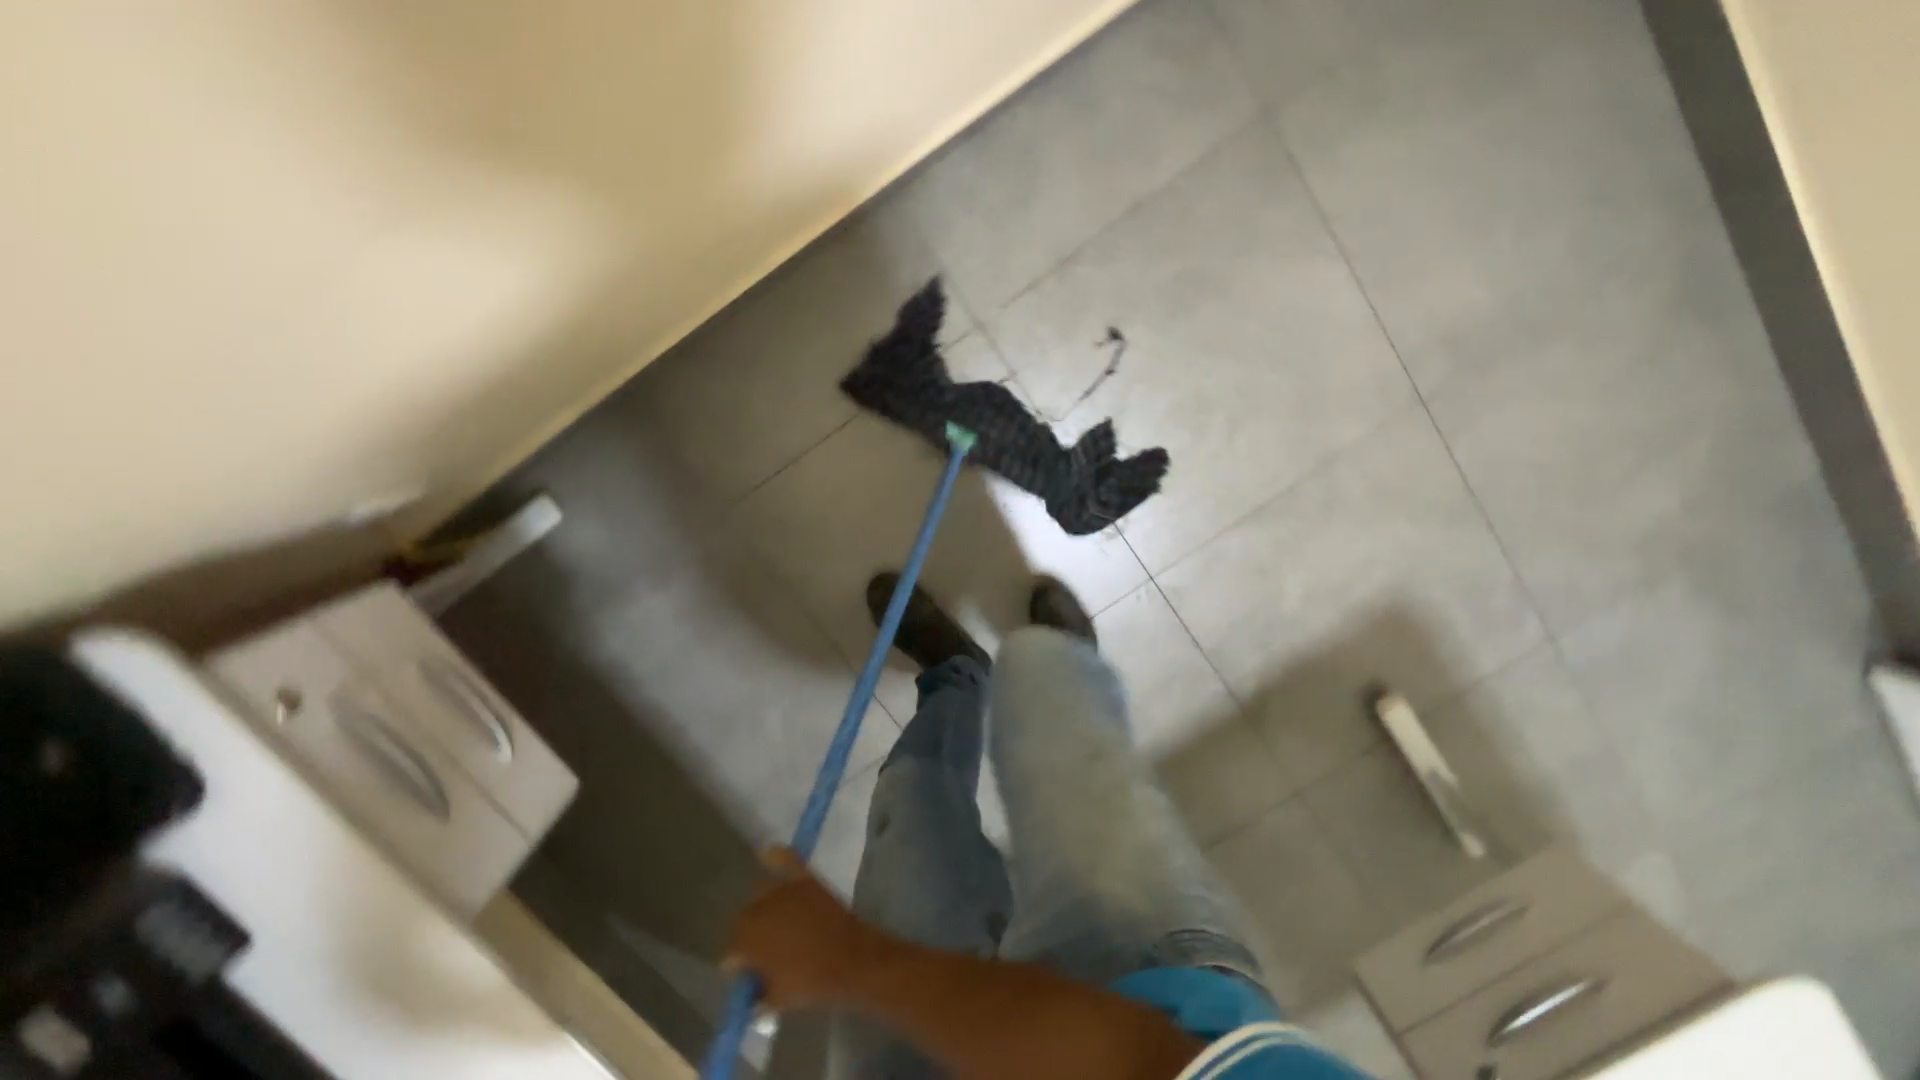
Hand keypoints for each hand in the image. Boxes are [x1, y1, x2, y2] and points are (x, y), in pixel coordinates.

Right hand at [725, 848, 894, 1009]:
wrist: (854, 961)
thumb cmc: (814, 983)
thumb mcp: (778, 999)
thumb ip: (756, 996)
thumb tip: (750, 994)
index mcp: (747, 942)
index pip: (731, 952)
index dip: (740, 965)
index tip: (750, 974)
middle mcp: (758, 911)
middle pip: (743, 921)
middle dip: (749, 937)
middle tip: (766, 951)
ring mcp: (783, 892)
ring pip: (761, 896)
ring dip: (764, 908)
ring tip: (778, 924)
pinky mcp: (806, 881)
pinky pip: (787, 861)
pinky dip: (778, 857)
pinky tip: (768, 853)